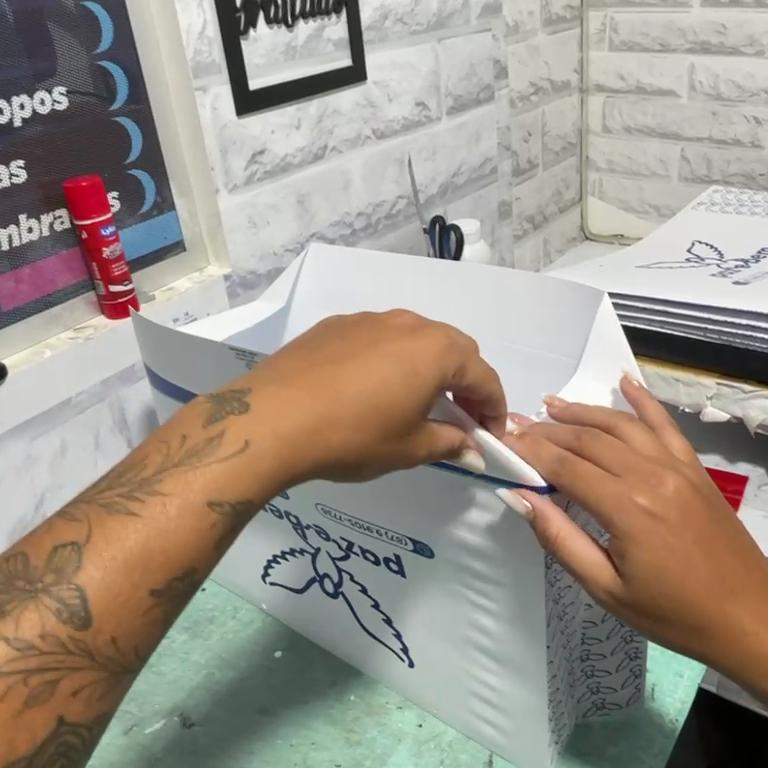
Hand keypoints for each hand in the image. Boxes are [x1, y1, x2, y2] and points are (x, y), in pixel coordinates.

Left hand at [235, 310, 506, 485]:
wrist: (273, 419)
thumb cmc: (353, 436)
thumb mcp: (409, 448)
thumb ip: (449, 443)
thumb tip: (470, 447)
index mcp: (436, 351)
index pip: (483, 376)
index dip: (494, 408)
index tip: (490, 436)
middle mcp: (408, 324)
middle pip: (453, 348)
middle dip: (465, 382)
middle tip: (461, 417)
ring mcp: (368, 319)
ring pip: (414, 338)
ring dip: (427, 366)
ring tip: (416, 401)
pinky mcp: (334, 325)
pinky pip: (378, 339)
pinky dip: (390, 360)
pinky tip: (370, 389)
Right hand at [500, 376, 767, 670]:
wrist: (749, 618)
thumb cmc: (673, 614)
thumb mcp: (606, 589)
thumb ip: (561, 539)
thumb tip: (521, 498)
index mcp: (626, 508)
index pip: (564, 466)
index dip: (529, 452)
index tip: (502, 441)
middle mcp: (650, 475)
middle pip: (588, 440)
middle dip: (548, 430)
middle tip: (517, 425)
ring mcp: (677, 467)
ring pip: (621, 425)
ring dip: (583, 412)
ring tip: (551, 406)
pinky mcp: (694, 469)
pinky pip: (664, 425)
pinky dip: (643, 401)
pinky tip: (624, 382)